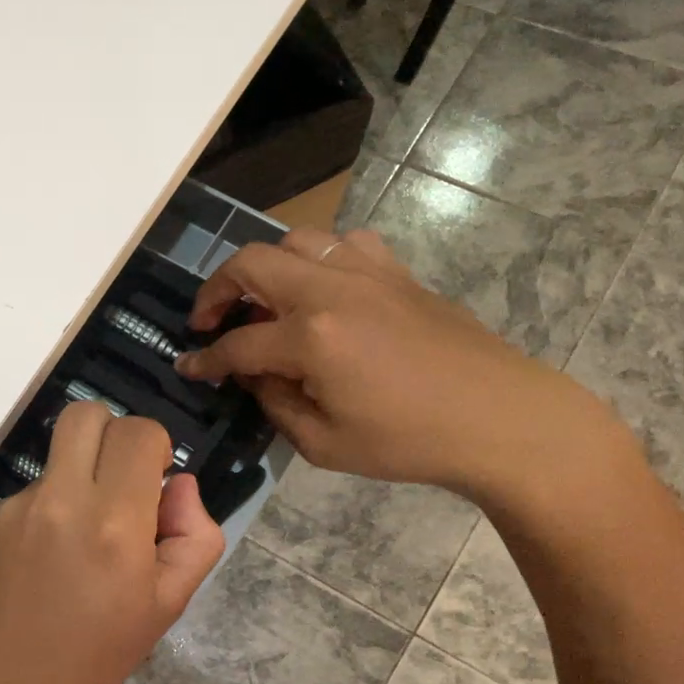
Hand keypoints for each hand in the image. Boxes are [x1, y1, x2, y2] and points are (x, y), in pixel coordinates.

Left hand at [0, 402, 224, 683]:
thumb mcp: (166, 607)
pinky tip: (48, 559)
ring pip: (58, 452)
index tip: (154, 485)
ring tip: (83, 535)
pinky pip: (34, 488)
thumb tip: (180, 485)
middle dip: (114, 435)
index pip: (139, 432)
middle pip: (87, 414)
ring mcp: (19, 506)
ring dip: (81, 472)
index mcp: (114, 523)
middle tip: (122, 485)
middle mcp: (62, 499)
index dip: (156, 448)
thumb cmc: (93, 659)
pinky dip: (51, 506)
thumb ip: (193, 536)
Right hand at [174, 228, 628, 501]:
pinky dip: (318, 257)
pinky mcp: (396, 272)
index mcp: (310, 338)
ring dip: (265, 267)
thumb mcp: (322, 443)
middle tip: (209, 321)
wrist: (499, 418)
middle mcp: (332, 290)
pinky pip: (344, 243)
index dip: (204, 359)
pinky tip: (319, 289)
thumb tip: (254, 376)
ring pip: (295, 240)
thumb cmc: (407, 442)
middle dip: (217, 290)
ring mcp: (367, 273)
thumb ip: (274, 403)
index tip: (184, 367)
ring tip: (262, 301)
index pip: (236, 343)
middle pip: (252, 264)